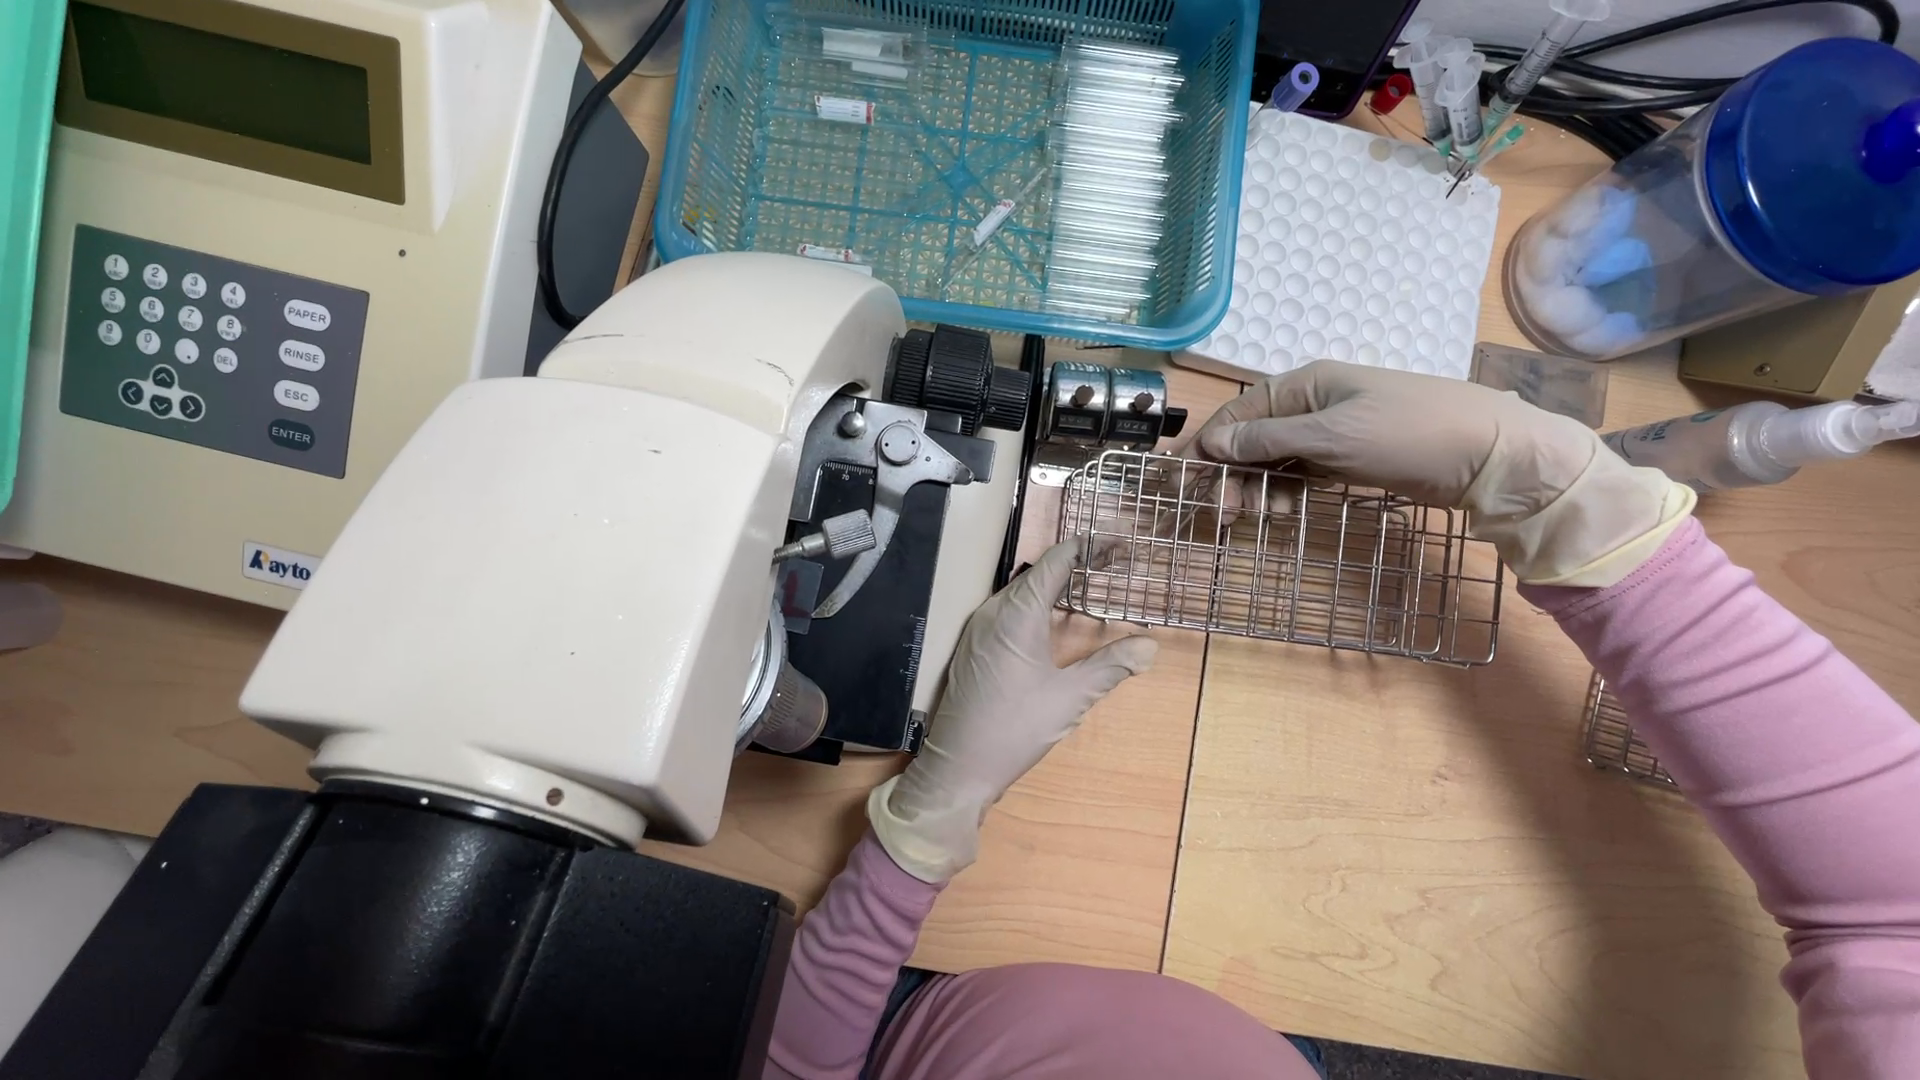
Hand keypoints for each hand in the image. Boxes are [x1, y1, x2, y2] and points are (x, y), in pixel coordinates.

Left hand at [868, 540, 1157, 883]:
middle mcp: (991, 611)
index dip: (1087, 548)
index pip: (1054, 562)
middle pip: (1036, 573)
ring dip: (1052, 586)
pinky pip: (1005, 611)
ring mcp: (976, 629)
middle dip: (1074, 565)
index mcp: (1015, 614)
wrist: (957, 768)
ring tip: (1088, 587)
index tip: (1117, 544)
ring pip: (1019, 592)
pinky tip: (1051, 621)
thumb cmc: (1014, 730)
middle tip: (1113, 565)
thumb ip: (1110, 667)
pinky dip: (1034, 605)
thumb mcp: (1070, 699)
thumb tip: (1151, 646)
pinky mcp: (971, 647)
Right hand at [1192, 360, 1694, 585]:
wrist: (1493, 454)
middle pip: (1253, 436)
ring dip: (1257, 485)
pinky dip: (1286, 489)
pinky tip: (1282, 510)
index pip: (1239, 410)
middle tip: (1223, 511)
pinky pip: (1302, 471)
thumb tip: (1214, 440)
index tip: (1183, 477)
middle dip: (1232, 471)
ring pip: (1275, 457)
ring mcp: (1333, 429)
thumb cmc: (1408, 434)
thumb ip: (1268, 439)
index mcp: (1306, 384)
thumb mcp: (1331, 437)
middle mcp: (1314, 403)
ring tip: (1255, 516)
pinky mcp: (1350, 456)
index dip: (1208, 443)